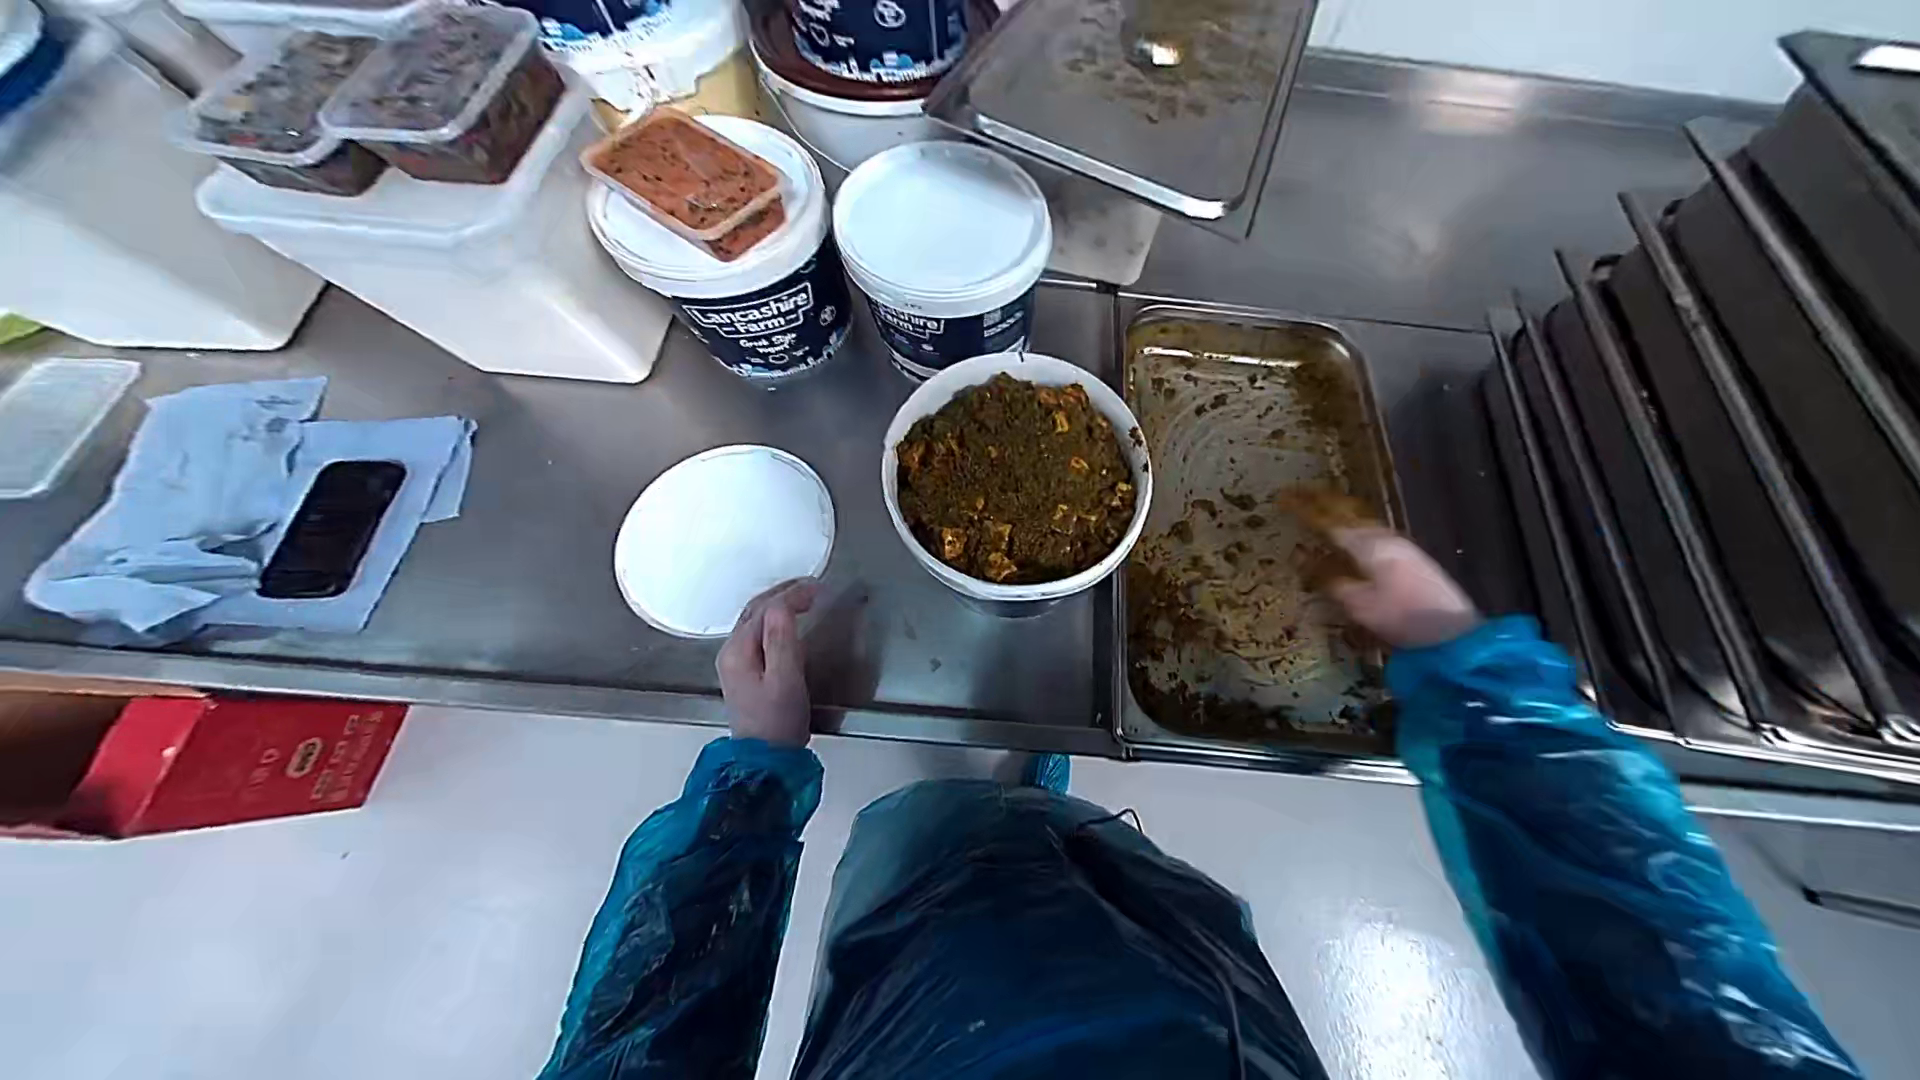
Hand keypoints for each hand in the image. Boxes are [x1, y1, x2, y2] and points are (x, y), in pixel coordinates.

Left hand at [717, 578, 818, 746]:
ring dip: (779, 603)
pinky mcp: (745, 671)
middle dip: (784, 592)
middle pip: (756, 609)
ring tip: (804, 596)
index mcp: (738, 651)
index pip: (766, 608)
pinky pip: (758, 631)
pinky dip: (776, 618)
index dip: (792, 594)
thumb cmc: (778, 722)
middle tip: (812, 585)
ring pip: (756, 619)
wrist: (764, 761)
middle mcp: (731, 652)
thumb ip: (783, 639)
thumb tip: (784, 605)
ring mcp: (735, 661)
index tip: (818, 589)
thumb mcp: (786, 679)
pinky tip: (789, 619)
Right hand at [1327, 528, 1481, 648]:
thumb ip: (1337, 586)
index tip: (1308, 537)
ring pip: (1376, 538)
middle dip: (1342, 535)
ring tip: (1343, 552)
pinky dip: (1374, 551)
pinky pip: (1389, 548)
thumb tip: (1320, 575)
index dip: (1322, 534)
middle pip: (1361, 530)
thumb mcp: (1358, 606)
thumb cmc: (1400, 616)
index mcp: (1373, 547)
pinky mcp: (1423, 563)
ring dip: (1359, 542)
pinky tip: (1369, 564)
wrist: (1453, 633)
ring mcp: (1411, 551)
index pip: (1340, 533)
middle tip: (1324, 542)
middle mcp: (1392, 542)